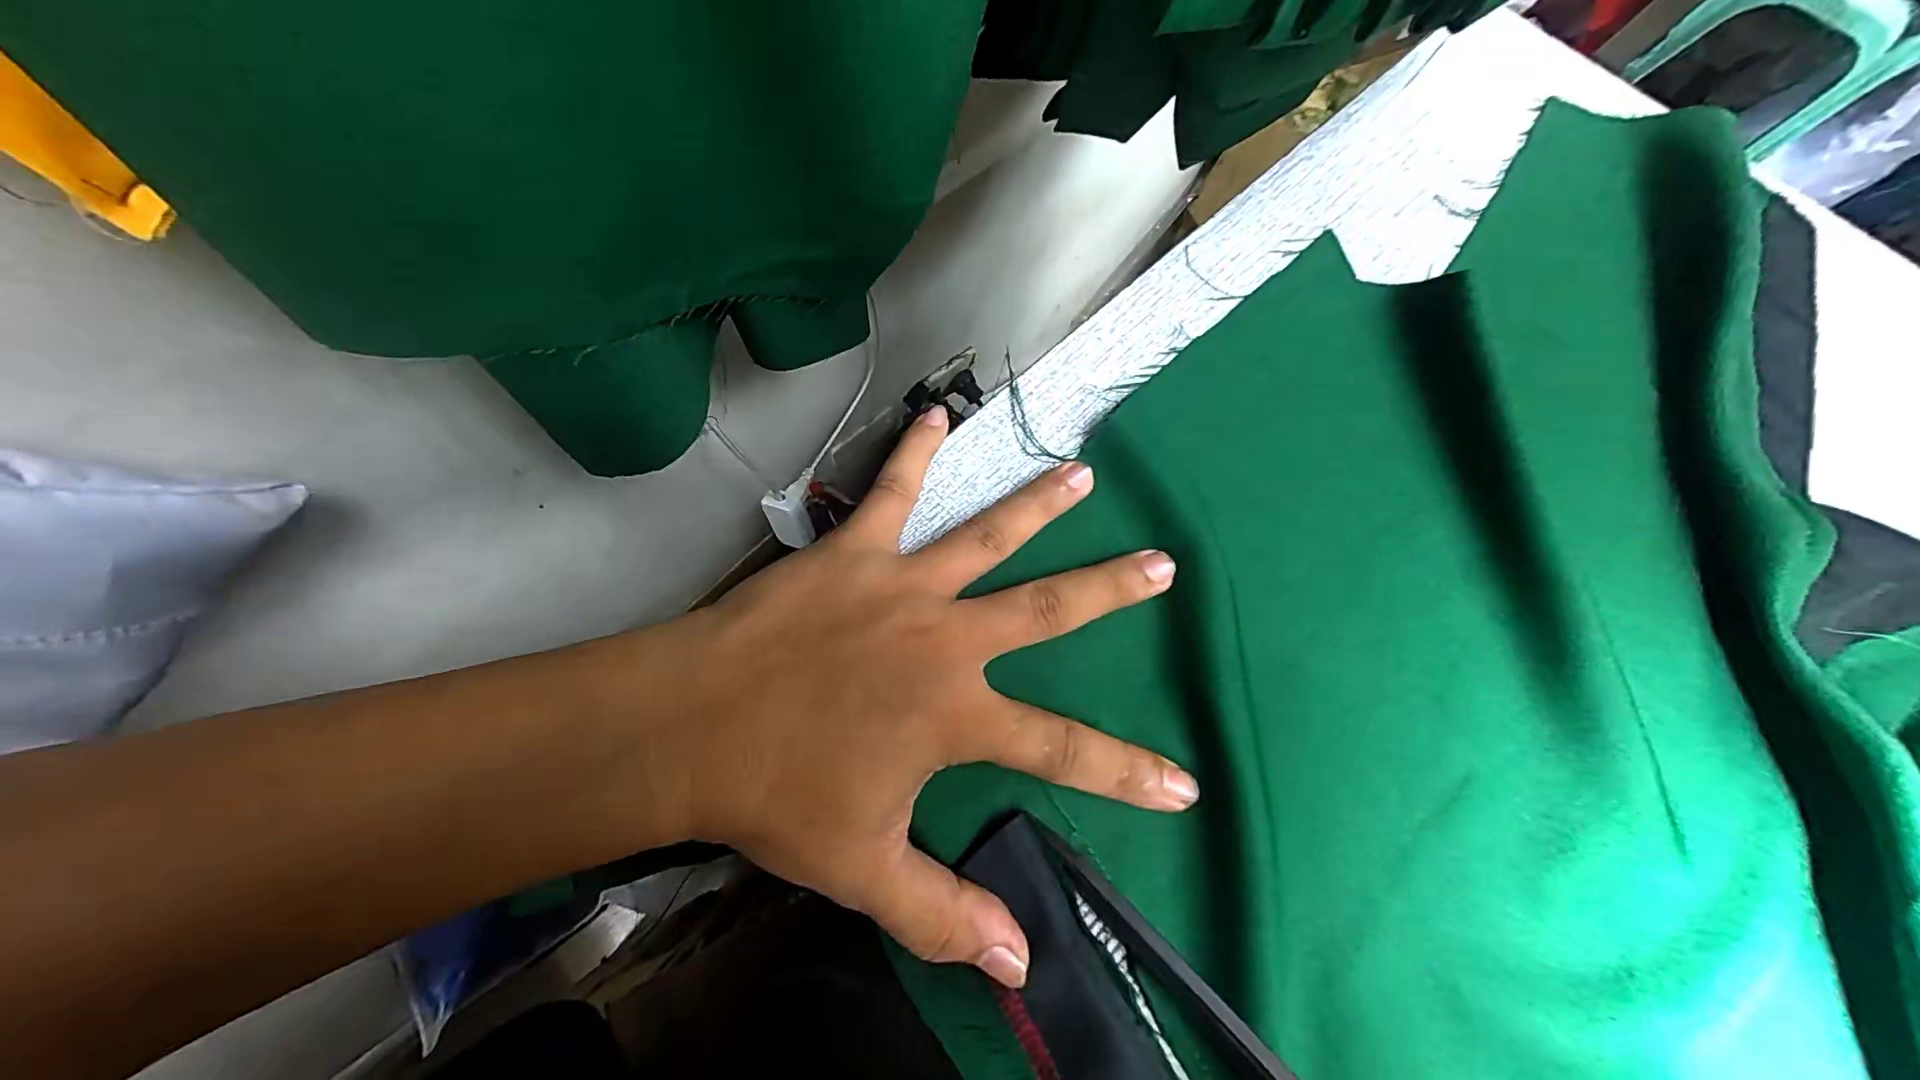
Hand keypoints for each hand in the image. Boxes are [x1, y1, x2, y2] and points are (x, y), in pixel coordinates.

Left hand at [640, 407, 1195, 987]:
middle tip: (1161, 564)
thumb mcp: (864, 869)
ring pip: (987, 537)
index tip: (1184, 782)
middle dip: (1110, 589)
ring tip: (1082, 476)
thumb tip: (1019, 965)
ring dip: (1039, 505)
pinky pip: (893, 492)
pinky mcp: (853, 552)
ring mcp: (902, 587)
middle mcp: (946, 640)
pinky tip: (938, 413)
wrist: (691, 727)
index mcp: (954, 716)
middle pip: (1047, 610)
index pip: (1062, 749)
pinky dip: (917, 452)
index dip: (1126, 772)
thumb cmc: (778, 796)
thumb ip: (943, 914)